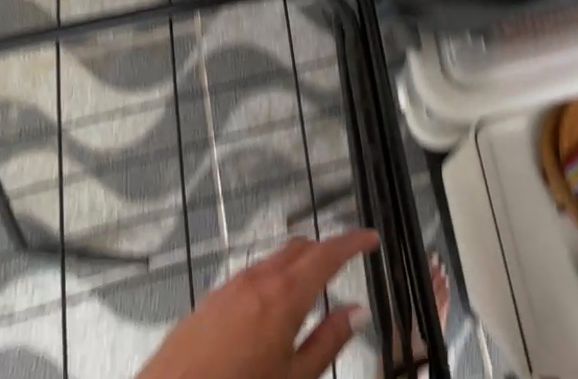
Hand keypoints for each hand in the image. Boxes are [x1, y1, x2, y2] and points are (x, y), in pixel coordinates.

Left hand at [138, 229, 378, 378]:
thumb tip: (358, 312)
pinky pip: (248, 276)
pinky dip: (269, 277)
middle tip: (345, 261)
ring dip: (296, 262)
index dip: (354, 241)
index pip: (328, 253)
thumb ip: (328, 341)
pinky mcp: (205, 303)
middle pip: (299, 248)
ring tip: (308, 285)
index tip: (372, 237)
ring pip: (272, 259)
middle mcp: (257, 280)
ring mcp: (227, 289)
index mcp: (285, 295)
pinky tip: (267, 307)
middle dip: (325, 249)